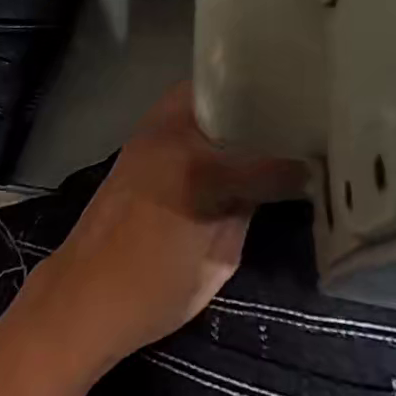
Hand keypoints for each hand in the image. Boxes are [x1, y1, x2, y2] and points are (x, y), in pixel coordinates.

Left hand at [17, 82, 310, 369]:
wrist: (82, 296)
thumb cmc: (154, 288)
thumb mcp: (217, 260)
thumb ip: (245, 210)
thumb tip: (274, 185)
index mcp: (201, 169)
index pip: (264, 159)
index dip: (293, 165)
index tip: (314, 167)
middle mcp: (175, 136)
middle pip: (228, 100)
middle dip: (259, 105)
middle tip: (289, 123)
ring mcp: (149, 133)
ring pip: (200, 99)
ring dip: (229, 107)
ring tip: (260, 128)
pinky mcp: (135, 142)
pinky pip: (180, 114)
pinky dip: (205, 119)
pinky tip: (222, 143)